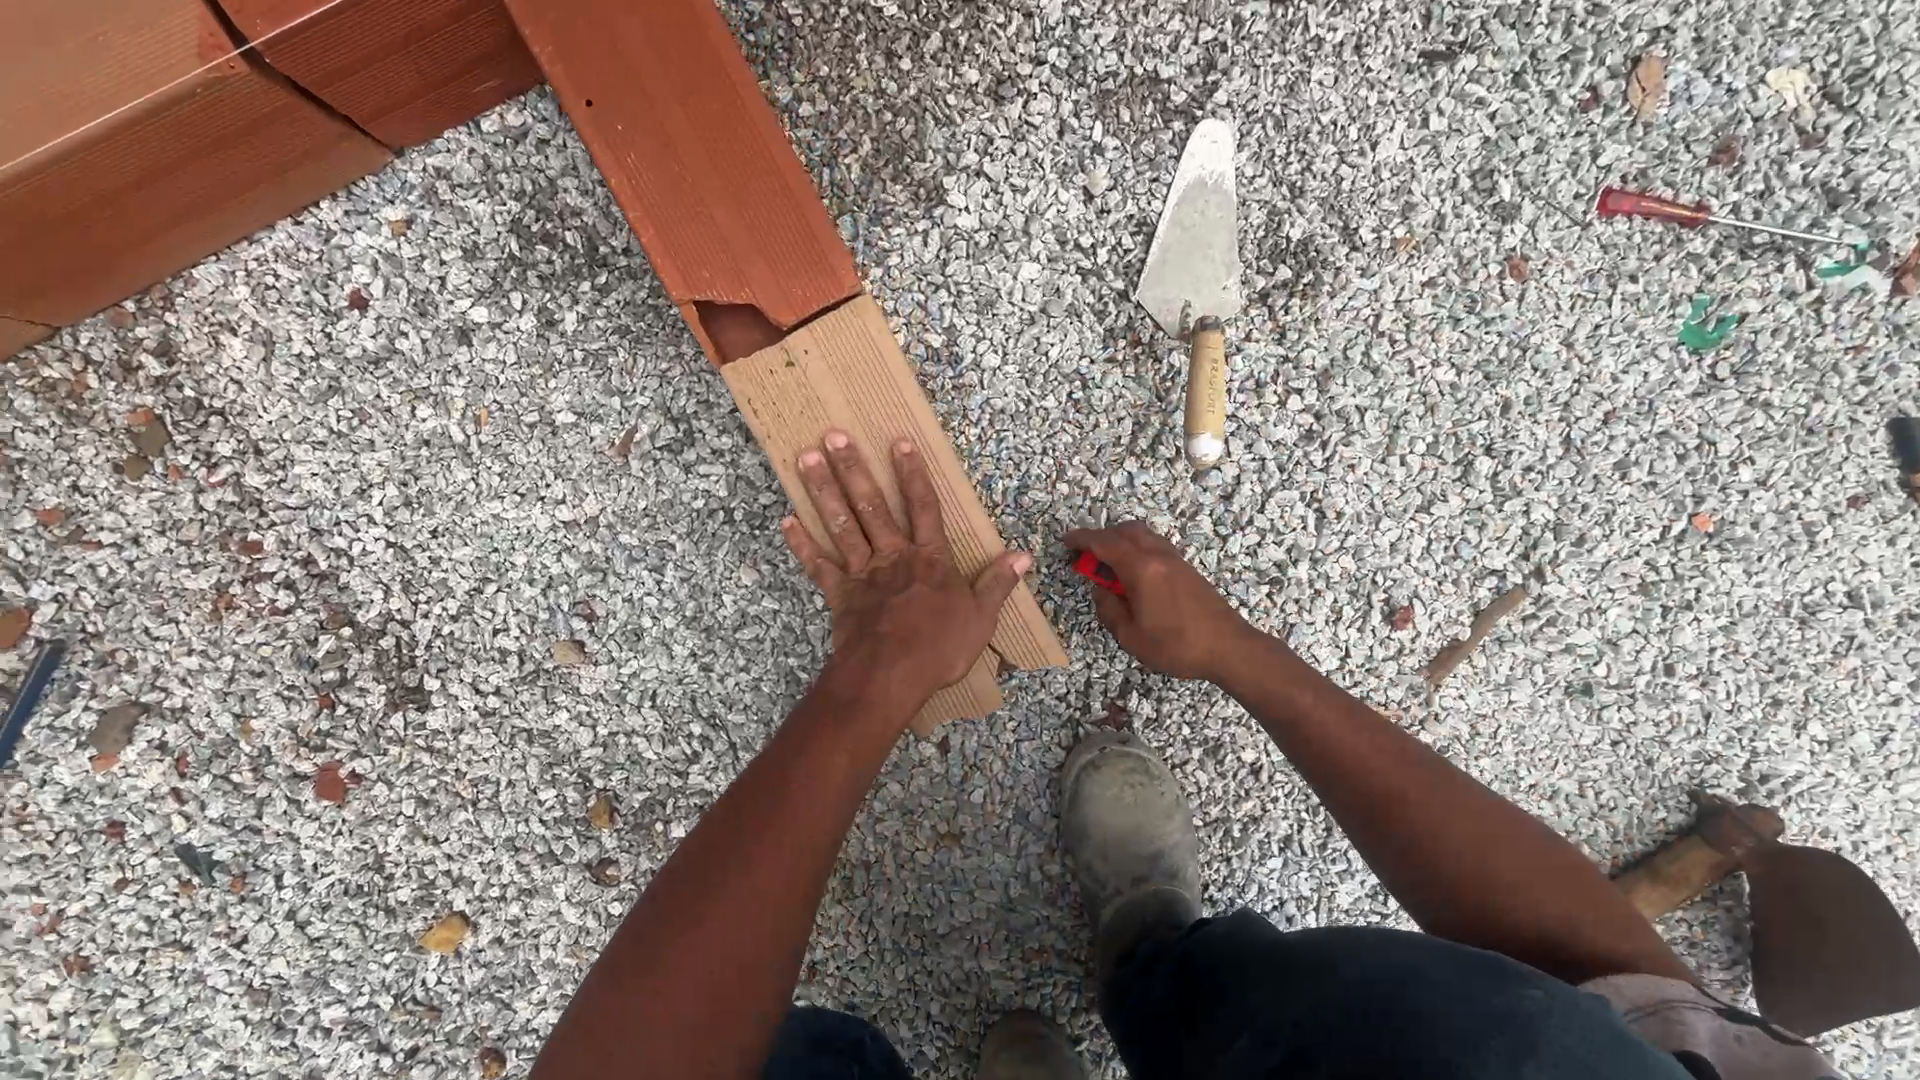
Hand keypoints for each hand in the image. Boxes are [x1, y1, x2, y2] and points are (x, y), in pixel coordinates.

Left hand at [782, 429, 1032, 714]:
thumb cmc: (940, 648)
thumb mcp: (981, 617)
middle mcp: (893, 556)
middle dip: (854, 468)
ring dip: (823, 490)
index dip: (913, 474)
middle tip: (833, 435)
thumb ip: (998, 583)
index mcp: (930, 559)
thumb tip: (1024, 556)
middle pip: (872, 505)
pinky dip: (802, 544)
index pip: (923, 506)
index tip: (898, 442)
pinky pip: (818, 565)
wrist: (891, 675)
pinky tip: (787, 520)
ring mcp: (862, 573)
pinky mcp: (839, 594)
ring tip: (805, 458)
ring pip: (842, 524)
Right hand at [1064, 522, 1264, 682]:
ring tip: (1109, 567)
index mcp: (1141, 569)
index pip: (1104, 543)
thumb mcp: (1130, 636)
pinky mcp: (1187, 569)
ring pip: (1143, 535)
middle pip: (1125, 530)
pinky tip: (1134, 575)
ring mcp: (1176, 560)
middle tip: (1086, 557)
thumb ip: (1108, 609)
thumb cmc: (1176, 646)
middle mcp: (1158, 555)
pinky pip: (1155, 546)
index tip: (1065, 541)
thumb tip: (1101, 590)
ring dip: (1122, 541)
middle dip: (1101, 537)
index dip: (1081, 539)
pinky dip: (1138, 549)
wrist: (1229, 648)